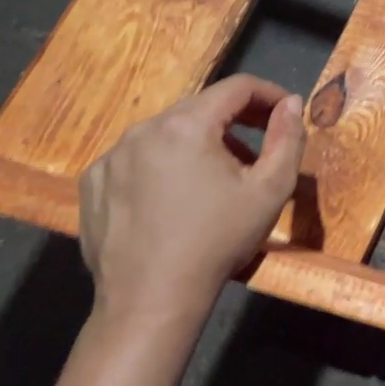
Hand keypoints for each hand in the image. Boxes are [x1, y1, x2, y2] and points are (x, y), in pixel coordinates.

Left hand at [78, 75, 305, 323]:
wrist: (152, 297)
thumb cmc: (220, 239)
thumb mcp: (272, 188)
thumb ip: (288, 137)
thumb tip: (291, 104)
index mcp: (186, 126)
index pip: (236, 88)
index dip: (270, 94)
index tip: (288, 115)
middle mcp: (142, 131)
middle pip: (201, 108)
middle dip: (238, 120)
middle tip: (262, 148)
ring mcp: (111, 158)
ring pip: (168, 133)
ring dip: (203, 142)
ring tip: (223, 178)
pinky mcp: (93, 184)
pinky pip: (139, 158)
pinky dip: (167, 164)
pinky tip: (180, 198)